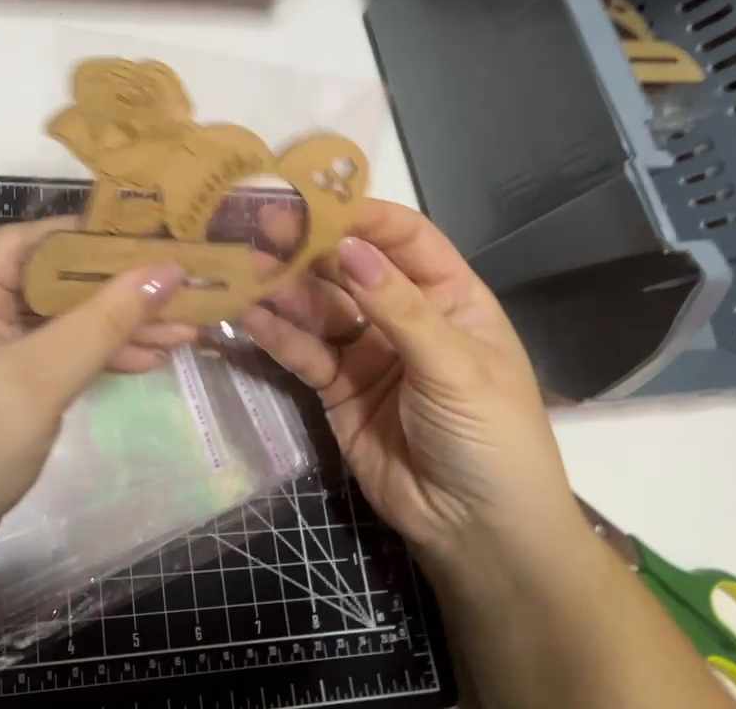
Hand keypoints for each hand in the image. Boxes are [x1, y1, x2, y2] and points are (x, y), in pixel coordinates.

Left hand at [0, 218, 184, 543]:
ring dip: (110, 328)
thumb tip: (169, 269)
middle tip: (184, 295)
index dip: (102, 242)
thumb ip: (106, 319)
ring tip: (180, 333)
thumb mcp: (43, 377)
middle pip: (49, 278)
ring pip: (51, 315)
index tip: (163, 246)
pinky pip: (41, 346)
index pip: (37, 240)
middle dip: (117, 294)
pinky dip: (84, 354)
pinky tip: (141, 360)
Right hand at [239, 200, 582, 566]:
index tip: (314, 202)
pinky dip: (275, 334)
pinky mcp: (334, 386)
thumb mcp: (456, 368)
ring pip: (318, 308)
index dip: (363, 217)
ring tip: (243, 268)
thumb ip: (398, 307)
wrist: (477, 534)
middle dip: (308, 249)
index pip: (404, 240)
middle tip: (259, 228)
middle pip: (349, 268)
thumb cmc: (492, 439)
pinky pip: (302, 351)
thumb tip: (348, 246)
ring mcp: (366, 351)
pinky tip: (246, 316)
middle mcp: (402, 314)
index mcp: (450, 298)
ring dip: (283, 288)